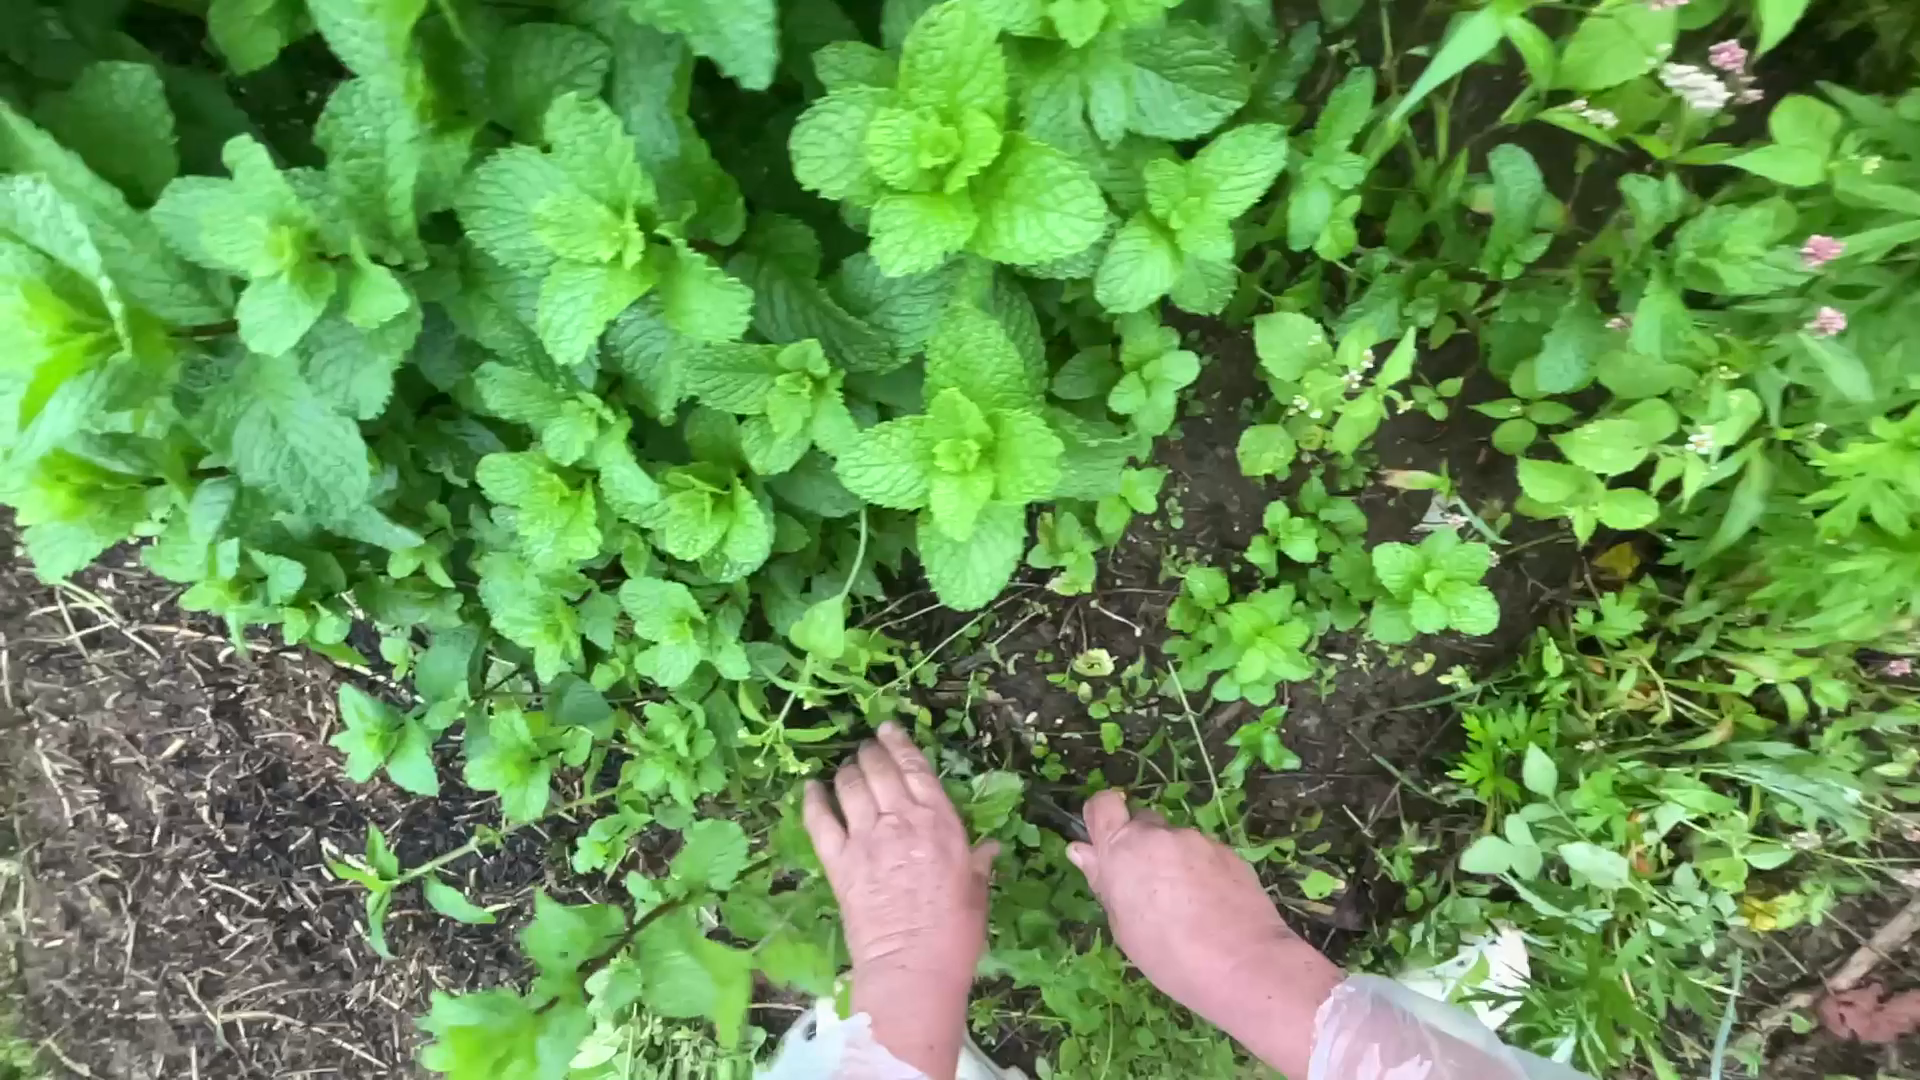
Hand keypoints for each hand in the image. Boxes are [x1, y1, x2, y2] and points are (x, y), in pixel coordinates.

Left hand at [803, 722, 996, 1079]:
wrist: (913, 968)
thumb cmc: (956, 931)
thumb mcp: (976, 889)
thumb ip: (979, 861)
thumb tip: (992, 847)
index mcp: (938, 819)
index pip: (914, 765)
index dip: (898, 742)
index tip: (887, 728)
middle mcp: (900, 818)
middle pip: (877, 768)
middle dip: (869, 752)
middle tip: (865, 749)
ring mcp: (866, 837)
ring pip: (850, 786)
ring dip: (846, 771)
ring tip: (845, 768)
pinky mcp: (838, 861)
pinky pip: (820, 820)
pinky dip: (813, 800)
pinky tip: (811, 788)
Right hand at [1067, 790, 1343, 1076]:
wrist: (1245, 964)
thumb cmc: (1170, 956)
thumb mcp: (1123, 926)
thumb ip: (1103, 881)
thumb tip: (1080, 849)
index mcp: (1122, 849)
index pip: (1102, 803)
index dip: (1101, 816)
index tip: (1107, 839)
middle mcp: (1156, 833)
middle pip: (1141, 822)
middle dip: (1142, 845)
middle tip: (1151, 886)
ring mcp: (1194, 838)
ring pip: (1175, 839)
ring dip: (1174, 858)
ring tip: (1188, 902)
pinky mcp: (1226, 849)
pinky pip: (1203, 852)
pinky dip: (1202, 869)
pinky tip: (1213, 903)